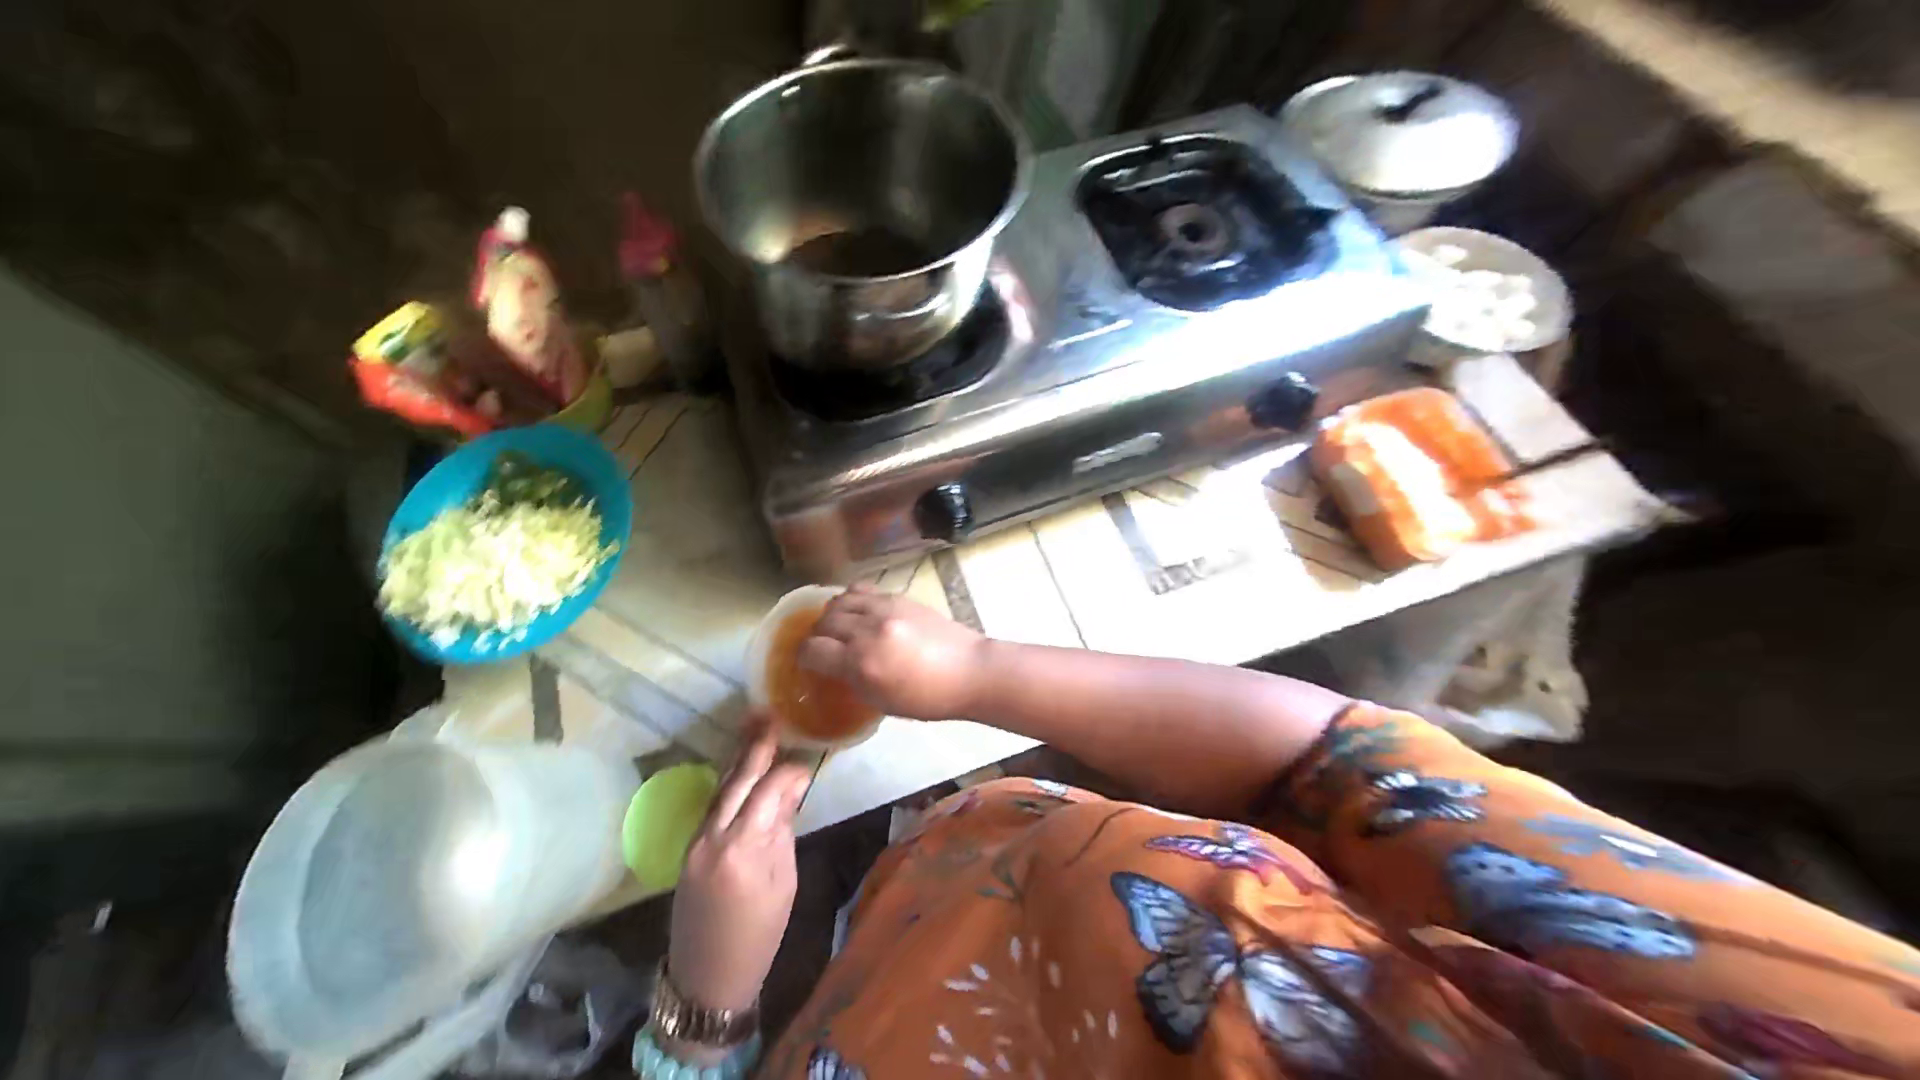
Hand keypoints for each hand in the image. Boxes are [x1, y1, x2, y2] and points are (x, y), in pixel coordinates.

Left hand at [667, 718, 811, 1014]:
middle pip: (737, 781)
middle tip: (770, 717)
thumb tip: (790, 788)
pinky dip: (729, 786)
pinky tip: (742, 773)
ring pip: (720, 791)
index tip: (806, 766)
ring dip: (739, 761)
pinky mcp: (688, 849)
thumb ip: (783, 830)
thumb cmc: (760, 936)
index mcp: (744, 849)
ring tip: (755, 732)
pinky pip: (712, 807)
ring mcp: (695, 842)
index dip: (788, 772)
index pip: (767, 791)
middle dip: (754, 748)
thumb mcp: (784, 882)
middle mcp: (713, 838)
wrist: (707, 977)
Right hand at [797, 584, 989, 719]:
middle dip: (817, 634)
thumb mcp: (882, 701)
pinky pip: (862, 590)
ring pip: (840, 600)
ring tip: (838, 625)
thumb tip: (834, 665)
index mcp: (862, 663)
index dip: (804, 656)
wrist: (969, 671)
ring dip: (832, 613)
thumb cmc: (928, 698)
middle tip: (823, 644)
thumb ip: (853, 679)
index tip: (808, 661)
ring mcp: (884, 609)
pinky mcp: (899, 597)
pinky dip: (852, 599)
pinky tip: (858, 611)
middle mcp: (868, 630)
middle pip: (824, 621)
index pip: (813, 649)